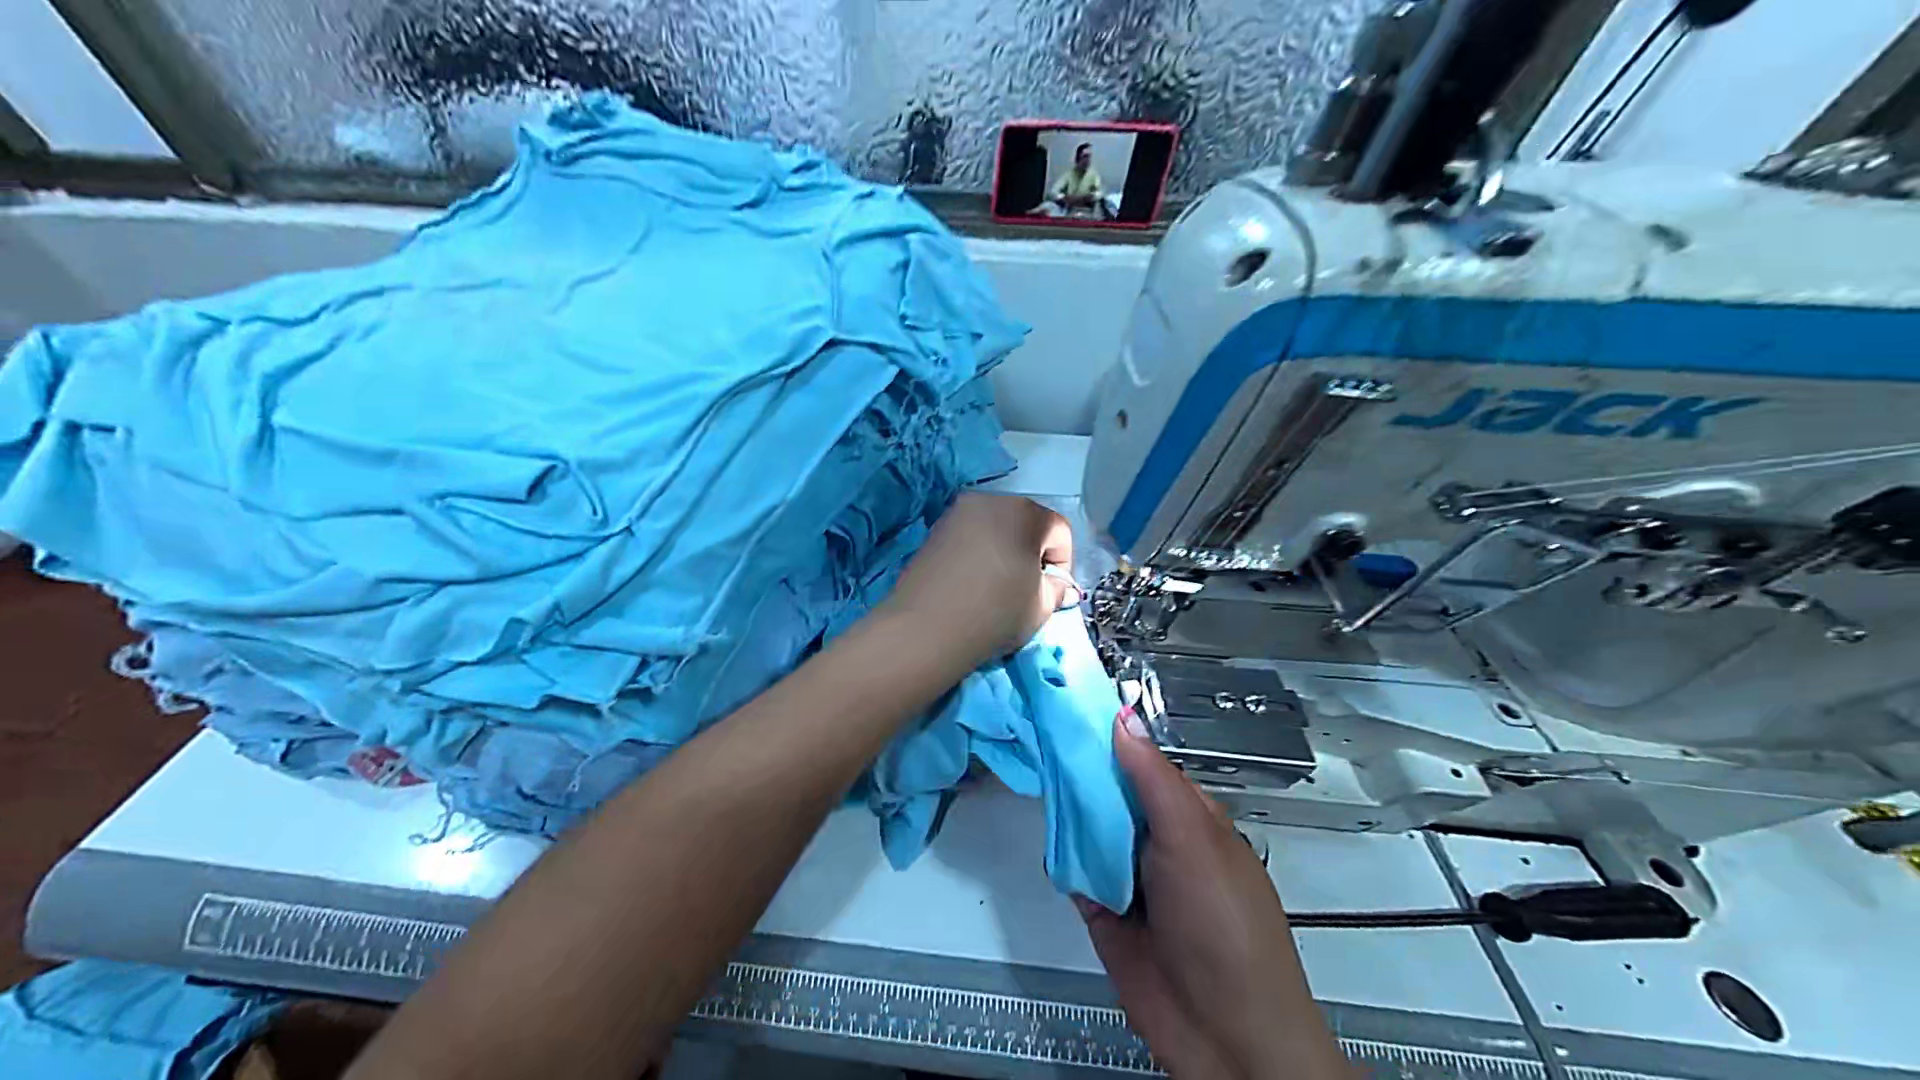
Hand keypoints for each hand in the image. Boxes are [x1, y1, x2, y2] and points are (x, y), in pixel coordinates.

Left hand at [877, 493, 1074, 669]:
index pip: (1059, 531)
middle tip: (1025, 588)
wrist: (926, 628)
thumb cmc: (995, 613)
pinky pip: (969, 536)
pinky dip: (978, 553)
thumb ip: (1056, 589)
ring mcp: (957, 513)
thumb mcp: (1041, 607)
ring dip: (1004, 550)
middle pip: (1026, 523)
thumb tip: (1057, 585)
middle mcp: (990, 500)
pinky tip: (971, 583)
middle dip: (1032, 552)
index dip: (1062, 563)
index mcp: (1024, 512)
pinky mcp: (934, 530)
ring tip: (996, 587)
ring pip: (995, 528)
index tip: (1051, 591)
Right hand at [1076, 716, 1356, 1079]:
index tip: (1069, 709)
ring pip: (1088, 828)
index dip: (1109, 738)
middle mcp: (1158, 841)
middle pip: (1110, 794)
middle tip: (1040, 736)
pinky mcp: (1104, 909)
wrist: (1223, 1035)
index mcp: (1189, 817)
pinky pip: (1074, 870)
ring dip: (1067, 811)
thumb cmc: (1225, 926)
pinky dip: (1061, 856)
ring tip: (1033, 771)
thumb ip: (1153, 779)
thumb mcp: (1192, 838)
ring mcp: (1130, 876)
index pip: (1142, 763)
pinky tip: (1045, 834)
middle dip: (1080, 772)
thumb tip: (1124, 718)